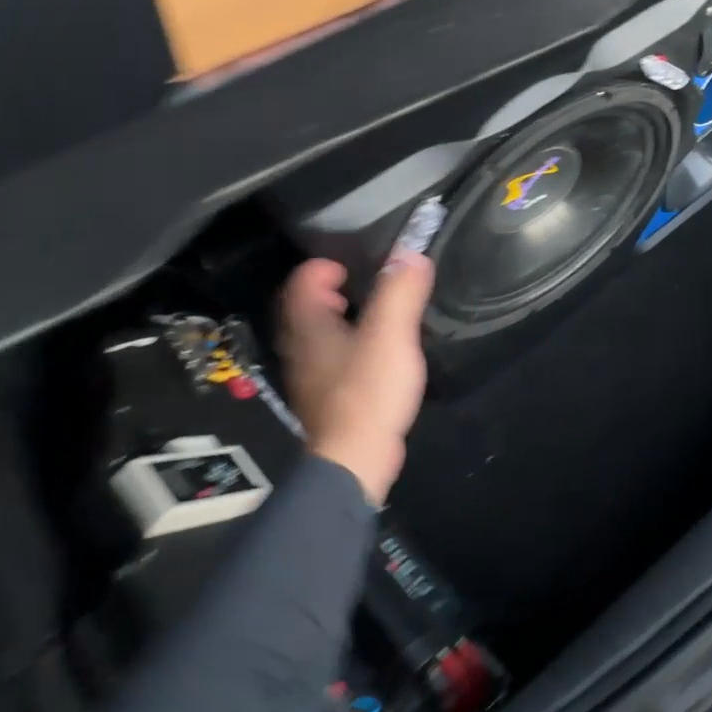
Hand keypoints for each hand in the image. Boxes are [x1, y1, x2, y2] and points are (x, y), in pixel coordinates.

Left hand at [277, 253, 434, 504]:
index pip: (303, 281)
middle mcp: (301, 347)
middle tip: (373, 282)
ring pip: (321, 332)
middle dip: (337, 288)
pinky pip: (334, 355)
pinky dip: (352, 343)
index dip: (328, 265)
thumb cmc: (369, 392)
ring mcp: (312, 373)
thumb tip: (410, 254)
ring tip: (382, 312)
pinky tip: (381, 352)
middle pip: (309, 305)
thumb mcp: (391, 335)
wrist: (356, 457)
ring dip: (345, 316)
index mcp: (309, 327)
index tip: (361, 263)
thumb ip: (400, 292)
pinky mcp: (329, 395)